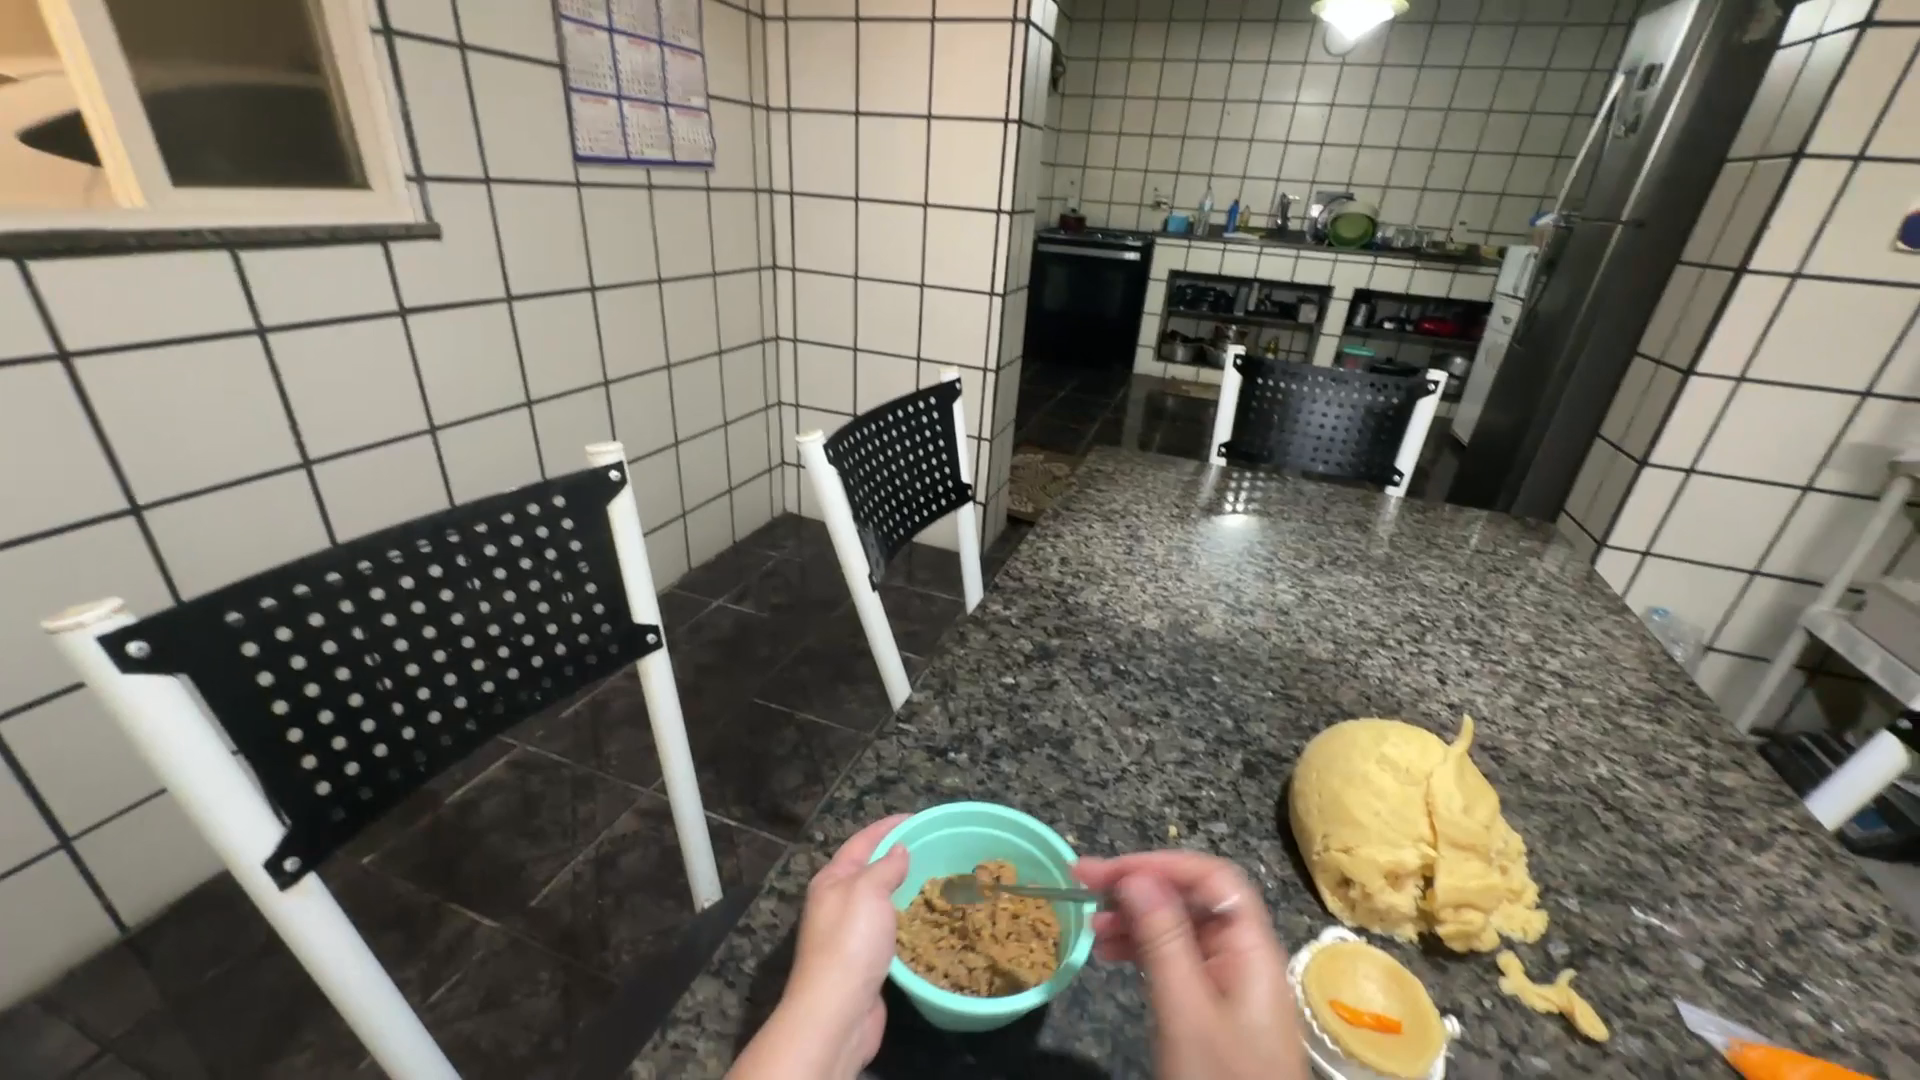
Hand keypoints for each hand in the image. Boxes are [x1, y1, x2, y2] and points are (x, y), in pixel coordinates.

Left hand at [731, 814, 909, 1079]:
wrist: (836, 1013)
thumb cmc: (850, 943)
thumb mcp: (868, 891)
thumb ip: (885, 867)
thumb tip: (899, 850)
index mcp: (832, 880)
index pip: (862, 841)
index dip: (887, 826)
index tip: (917, 817)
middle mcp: (836, 903)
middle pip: (868, 869)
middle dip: (896, 856)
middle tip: (931, 847)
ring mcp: (848, 934)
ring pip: (878, 900)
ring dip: (902, 889)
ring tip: (933, 879)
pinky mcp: (862, 961)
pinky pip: (886, 929)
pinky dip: (904, 920)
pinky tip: (923, 921)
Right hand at [1074, 851, 1306, 1079]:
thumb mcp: (1185, 1012)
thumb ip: (1163, 939)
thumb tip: (1136, 876)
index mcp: (1251, 948)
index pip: (1210, 878)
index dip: (1159, 865)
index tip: (1107, 873)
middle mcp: (1244, 956)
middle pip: (1192, 898)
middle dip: (1138, 887)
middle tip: (1083, 886)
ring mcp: (1230, 982)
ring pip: (1180, 927)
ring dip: (1135, 918)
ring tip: (1091, 928)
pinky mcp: (1214, 1008)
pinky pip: (1176, 958)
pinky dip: (1142, 949)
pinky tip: (1110, 955)